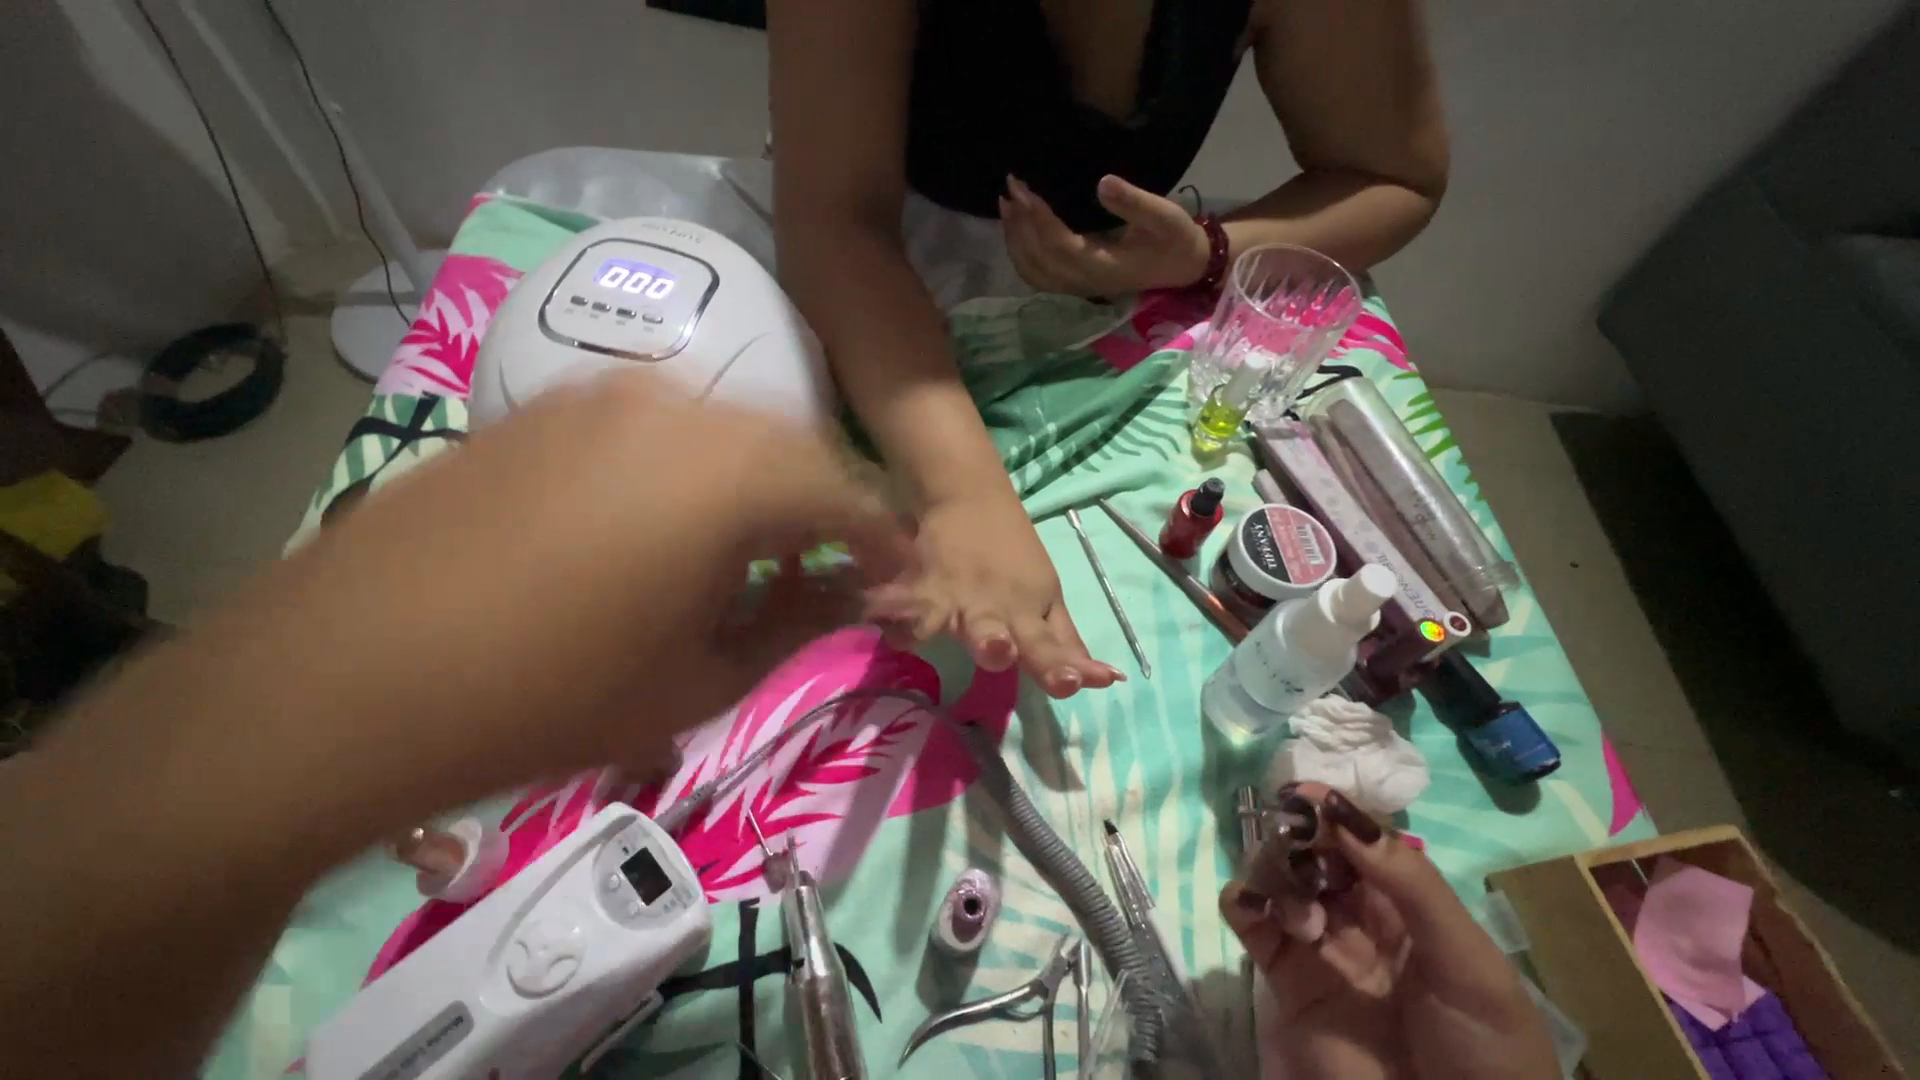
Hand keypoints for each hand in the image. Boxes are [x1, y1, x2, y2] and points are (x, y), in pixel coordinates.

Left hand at [213, 373, 913, 805]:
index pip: (847, 494)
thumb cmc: (551, 698)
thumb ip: (797, 623)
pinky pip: (653, 425)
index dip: (882, 539)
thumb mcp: (703, 680)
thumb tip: (850, 592)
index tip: (899, 576)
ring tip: (751, 549)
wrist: (345, 682)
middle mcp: (677, 409)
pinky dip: (689, 466)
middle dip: (823, 507)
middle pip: (790, 447)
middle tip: (828, 568)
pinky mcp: (544, 408)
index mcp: (731, 474)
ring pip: (722, 429)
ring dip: (756, 483)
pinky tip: (667, 522)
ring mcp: (601, 397)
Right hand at [867, 490, 1122, 697]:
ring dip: (932, 626)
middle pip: (995, 637)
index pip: (1050, 648)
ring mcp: (951, 598)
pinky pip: (897, 608)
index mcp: (1028, 613)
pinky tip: (871, 617)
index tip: (1075, 683)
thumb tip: (1104, 681)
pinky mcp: (916, 586)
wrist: (969, 497)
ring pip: (941, 620)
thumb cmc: (1013, 555)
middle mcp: (991, 610)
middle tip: (1001, 650)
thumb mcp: (1047, 595)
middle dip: (997, 646)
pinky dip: (886, 613)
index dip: (1061, 668)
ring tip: (923, 629)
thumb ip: (1065, 641)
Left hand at [999, 174, 1210, 296]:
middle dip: (1020, 223)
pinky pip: (1038, 275)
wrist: (1184, 267)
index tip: (1023, 188)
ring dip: (1015, 239)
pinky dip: (1020, 253)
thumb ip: (1134, 202)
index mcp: (1104, 267)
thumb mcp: (1165, 216)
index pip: (1059, 245)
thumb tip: (1102, 183)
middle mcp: (1084, 282)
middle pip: (1039, 259)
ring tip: (1006, 203)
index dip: (1038, 218)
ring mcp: (1077, 287)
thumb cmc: (1175, 239)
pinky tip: (1015, 229)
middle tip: (1010, 186)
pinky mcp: (1074, 284)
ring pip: (1033, 271)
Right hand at [1221, 786, 1558, 1079]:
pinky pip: (1250, 924)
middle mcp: (1359, 917)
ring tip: (1300, 910)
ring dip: (1275, 872)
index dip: (1333, 812)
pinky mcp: (1285, 981)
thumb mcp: (1468, 964)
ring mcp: (1319, 948)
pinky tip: (1256, 906)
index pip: (1361, 840)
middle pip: (1313, 852)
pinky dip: (1242, 900)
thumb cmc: (1484, 1052)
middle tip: (1293, 839)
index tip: (1304, 793)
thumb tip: (1343, 812)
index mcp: (1409, 906)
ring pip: (1278, 880)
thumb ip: (1410, 885)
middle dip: (1298, 837)